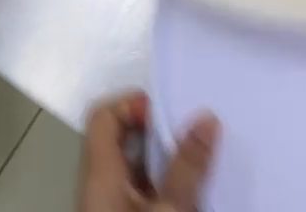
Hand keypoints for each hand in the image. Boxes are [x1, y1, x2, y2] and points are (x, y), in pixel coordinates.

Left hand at [80, 91, 217, 211]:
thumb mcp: (168, 208)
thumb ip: (187, 165)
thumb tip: (207, 116)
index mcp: (99, 172)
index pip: (103, 115)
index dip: (134, 104)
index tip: (168, 113)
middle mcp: (98, 183)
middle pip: (122, 137)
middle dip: (160, 130)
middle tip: (193, 132)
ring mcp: (108, 203)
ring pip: (134, 165)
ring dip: (166, 159)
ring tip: (199, 160)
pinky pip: (140, 187)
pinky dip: (163, 181)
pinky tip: (190, 191)